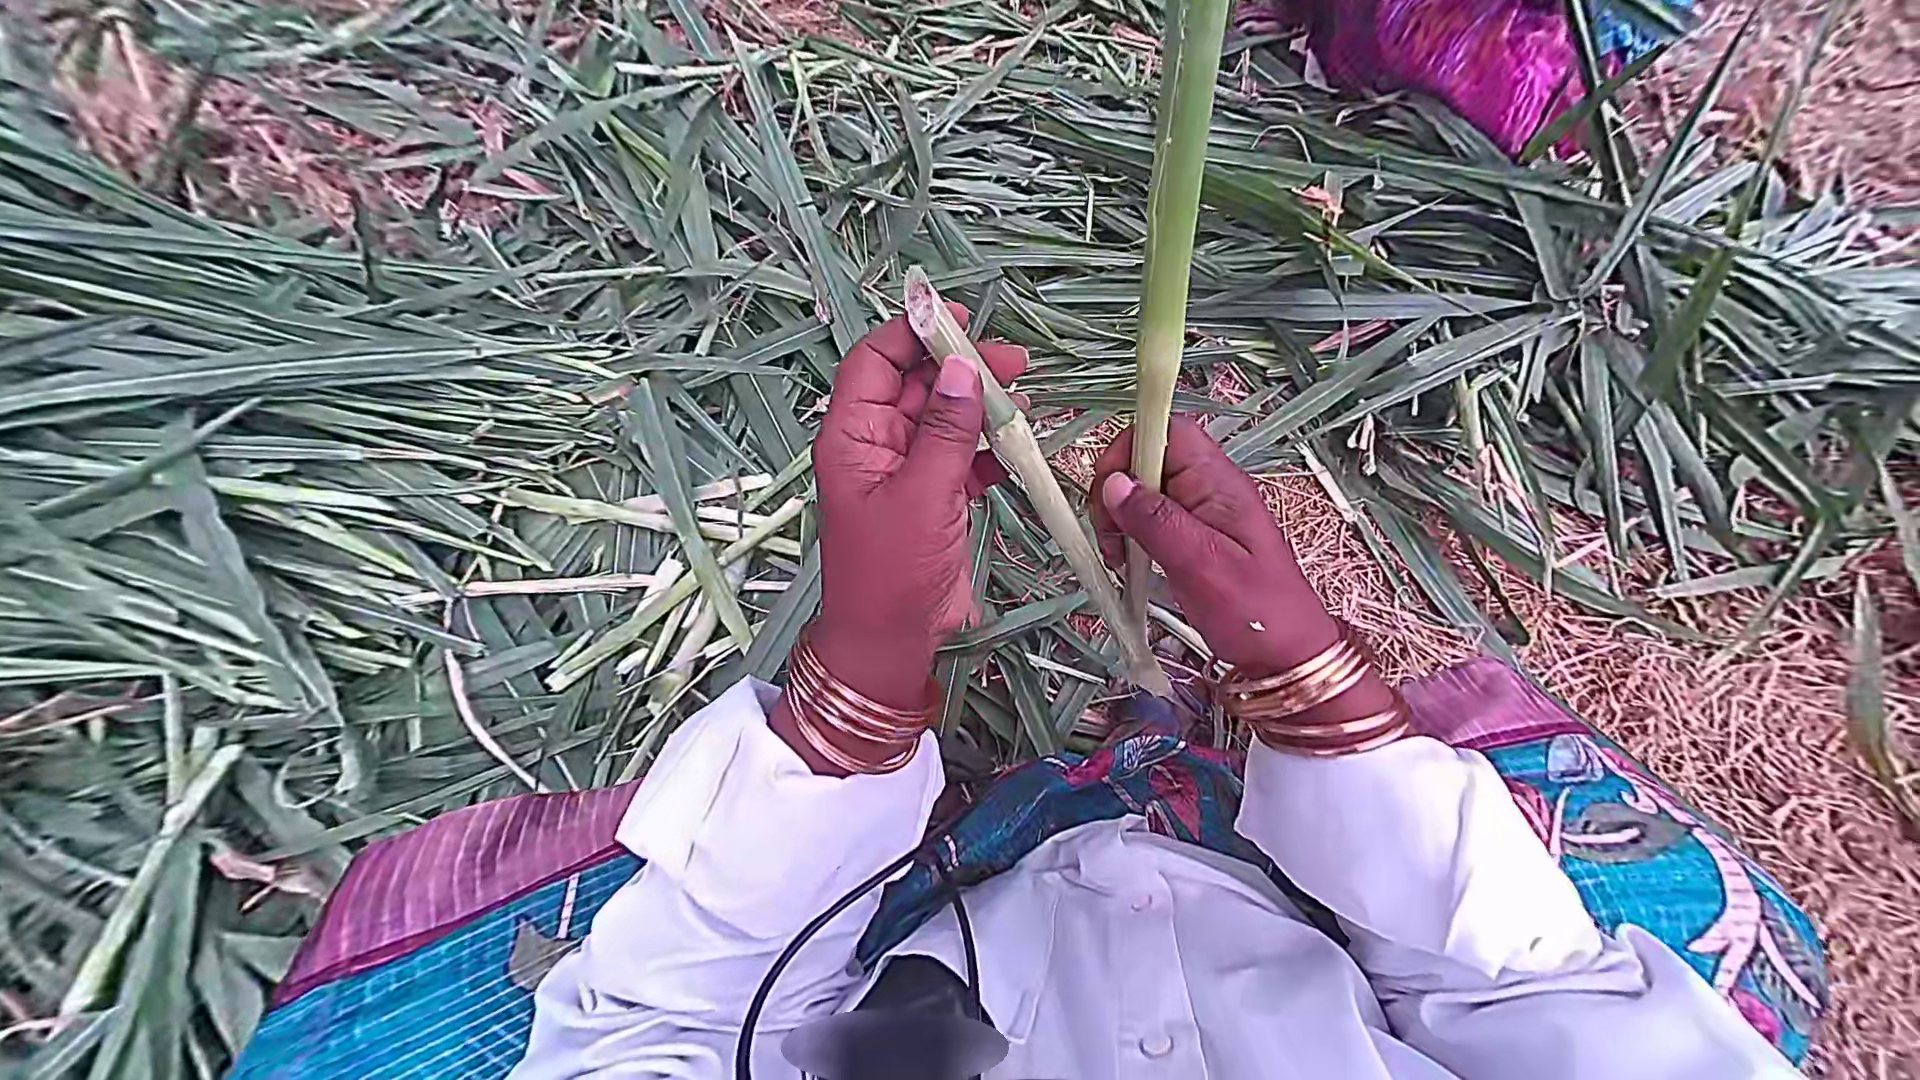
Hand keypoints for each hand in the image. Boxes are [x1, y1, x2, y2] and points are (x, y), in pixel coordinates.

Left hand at [807, 308, 1027, 708]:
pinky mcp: (936, 496)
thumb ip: (946, 432)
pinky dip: (988, 449)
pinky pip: (964, 457)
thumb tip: (962, 371)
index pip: (876, 363)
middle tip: (1011, 362)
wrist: (894, 637)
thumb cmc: (891, 570)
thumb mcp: (921, 495)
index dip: (912, 334)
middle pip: (919, 388)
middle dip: (962, 371)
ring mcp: (910, 471)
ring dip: (982, 409)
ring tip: (1023, 400)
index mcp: (853, 436)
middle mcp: (878, 445)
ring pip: (947, 421)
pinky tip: (1016, 443)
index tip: (954, 320)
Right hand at [1089, 419, 1388, 725]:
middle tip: (1110, 535)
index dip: (1130, 448)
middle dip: (1115, 490)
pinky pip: (1147, 518)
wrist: (1284, 656)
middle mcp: (1207, 489)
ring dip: (1118, 517)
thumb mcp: (1201, 565)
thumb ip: (1156, 520)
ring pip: (1141, 490)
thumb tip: (1113, 483)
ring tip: (1118, 556)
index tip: (1108, 490)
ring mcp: (1198, 512)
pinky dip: (1128, 535)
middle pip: (1146, 459)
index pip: (1168, 431)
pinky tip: (1128, 562)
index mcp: (1219, 484)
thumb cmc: (1255, 613)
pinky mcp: (1189, 535)